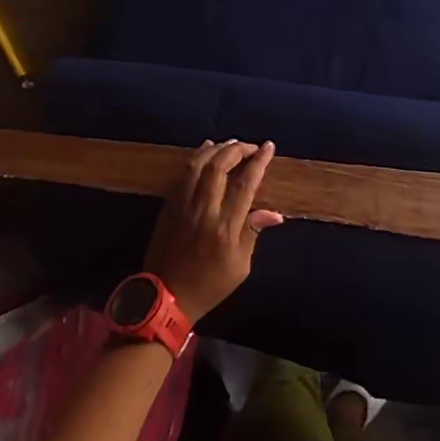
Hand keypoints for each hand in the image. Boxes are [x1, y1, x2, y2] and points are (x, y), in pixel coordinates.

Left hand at [143, 140, 285, 321]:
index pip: (245, 185)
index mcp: (225, 228)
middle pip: (219, 167)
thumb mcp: (240, 266)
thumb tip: (274, 213)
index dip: (258, 162)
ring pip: (198, 165)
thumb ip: (253, 233)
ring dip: (216, 149)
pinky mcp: (169, 204)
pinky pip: (183, 173)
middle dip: (237, 149)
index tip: (268, 147)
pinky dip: (196, 157)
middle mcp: (203, 210)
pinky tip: (206, 150)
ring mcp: (183, 205)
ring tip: (231, 144)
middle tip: (250, 146)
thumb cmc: (209, 285)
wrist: (165, 296)